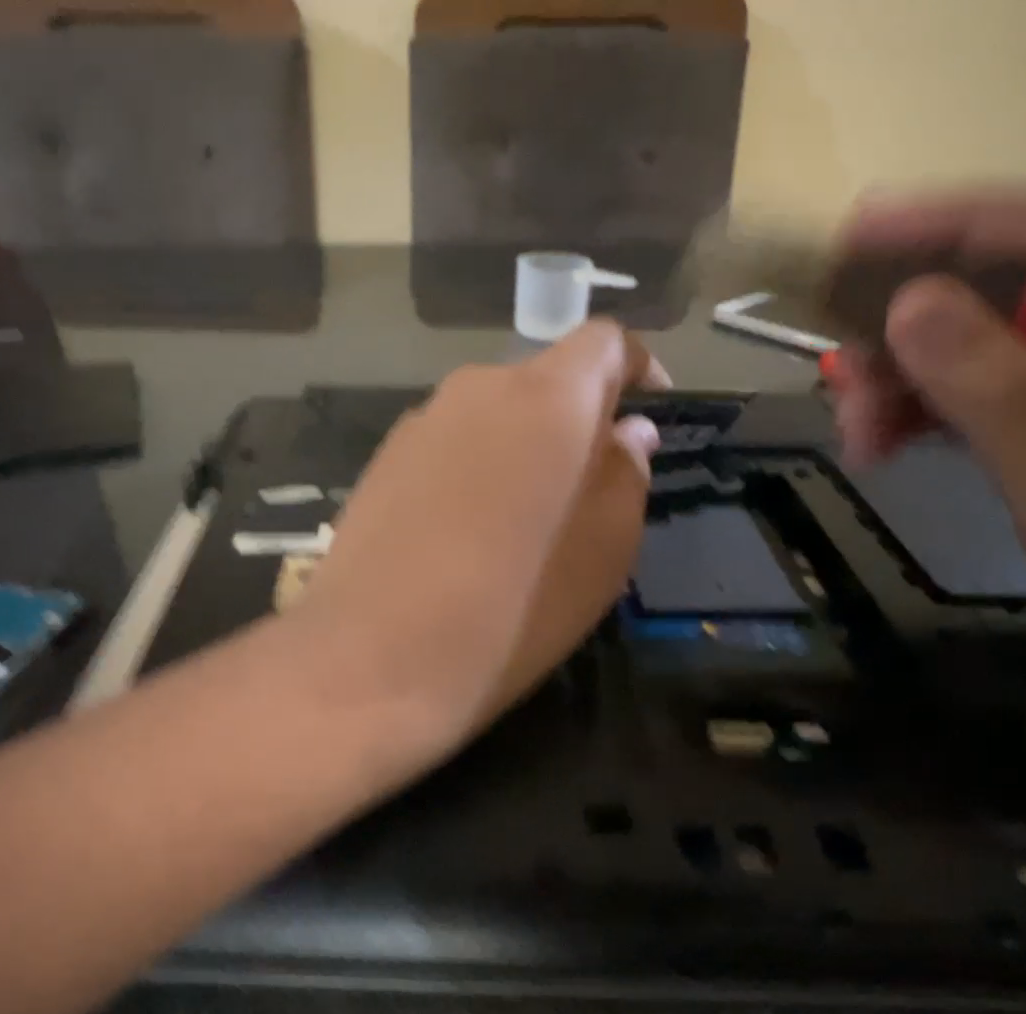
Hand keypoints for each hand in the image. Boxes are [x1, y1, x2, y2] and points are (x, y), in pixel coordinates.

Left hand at [291, 321, 667, 764]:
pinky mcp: (382, 461)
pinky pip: (449, 446)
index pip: (603, 343)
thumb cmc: (515, 609)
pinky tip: (468, 533)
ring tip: (527, 518)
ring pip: (492, 415)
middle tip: (590, 485)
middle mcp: (478, 390)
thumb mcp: (604, 552)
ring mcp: (420, 423)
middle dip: (576, 419)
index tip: (650, 409)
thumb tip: (626, 433)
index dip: (636, 366)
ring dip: (521, 447)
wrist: (375, 660)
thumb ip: (625, 476)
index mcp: (547, 398)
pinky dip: (475, 469)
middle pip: (543, 380)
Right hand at [831, 190, 1025, 799]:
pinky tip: (882, 446)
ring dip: (901, 377)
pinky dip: (919, 412)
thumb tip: (908, 304)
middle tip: (839, 381)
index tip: (851, 240)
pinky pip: (974, 396)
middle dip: (903, 325)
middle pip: (996, 290)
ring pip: (972, 346)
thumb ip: (1002, 394)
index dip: (948, 222)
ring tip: (856, 433)